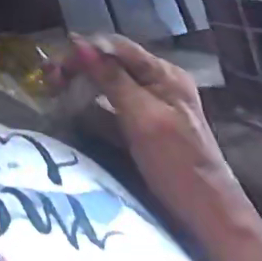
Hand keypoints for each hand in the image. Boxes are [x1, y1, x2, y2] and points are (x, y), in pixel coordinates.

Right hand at [68, 33, 246, 218]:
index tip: (54, 68)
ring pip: (107, 77)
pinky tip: (73, 101)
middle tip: (49, 79)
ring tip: (54, 87)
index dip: (82, 51)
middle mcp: (159, 79)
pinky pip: (111, 97)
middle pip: (109, 59)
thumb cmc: (179, 165)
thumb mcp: (142, 118)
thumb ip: (112, 78)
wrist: (212, 217)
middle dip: (77, 65)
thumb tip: (79, 43)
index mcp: (164, 73)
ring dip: (80, 79)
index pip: (114, 46)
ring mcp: (154, 100)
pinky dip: (90, 96)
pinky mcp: (146, 120)